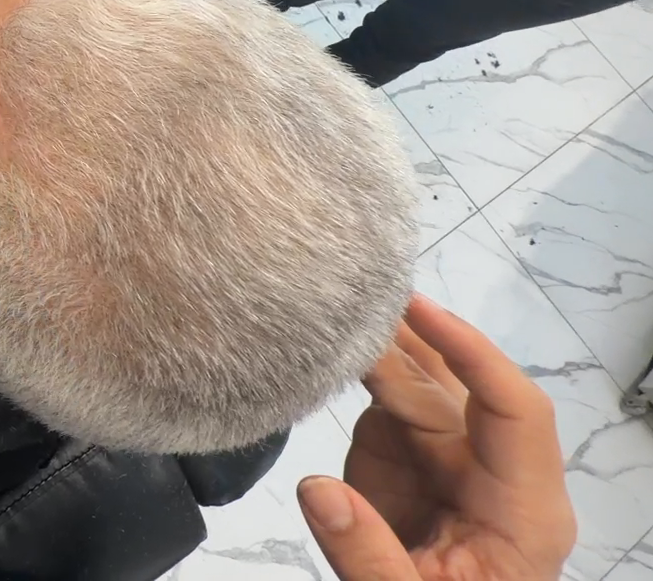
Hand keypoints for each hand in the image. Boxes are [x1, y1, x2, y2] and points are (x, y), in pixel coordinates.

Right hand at [298, 295, 575, 580]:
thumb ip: (369, 556)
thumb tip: (317, 490)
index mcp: (519, 509)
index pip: (516, 412)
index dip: (473, 354)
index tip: (416, 307)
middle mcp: (485, 467)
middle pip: (452, 385)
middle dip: (404, 331)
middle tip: (342, 283)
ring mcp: (439, 453)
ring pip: (414, 378)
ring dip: (375, 335)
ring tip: (326, 290)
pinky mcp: (398, 445)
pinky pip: (382, 389)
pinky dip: (354, 356)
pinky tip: (324, 327)